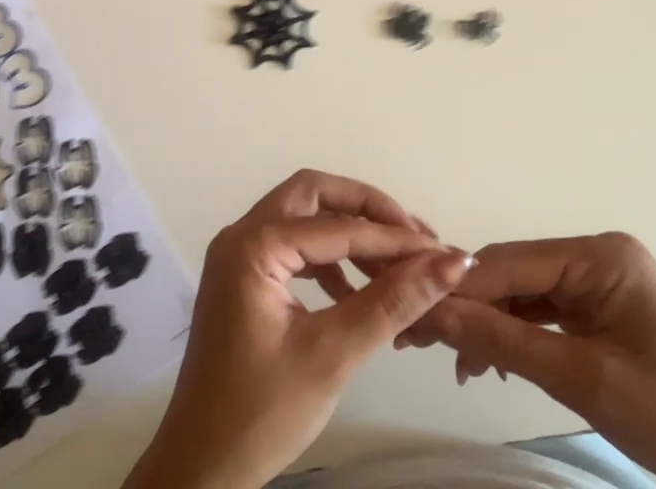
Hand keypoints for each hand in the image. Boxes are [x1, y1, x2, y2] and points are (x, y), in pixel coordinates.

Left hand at [124, 171, 471, 488]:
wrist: (204, 458)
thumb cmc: (264, 410)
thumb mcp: (334, 354)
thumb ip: (392, 301)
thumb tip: (452, 262)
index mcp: (253, 247)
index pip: (338, 226)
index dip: (396, 238)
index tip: (448, 254)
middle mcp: (239, 237)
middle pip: (312, 195)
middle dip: (368, 211)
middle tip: (417, 240)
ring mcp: (236, 257)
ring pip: (301, 219)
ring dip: (349, 233)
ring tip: (398, 268)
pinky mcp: (242, 280)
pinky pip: (291, 248)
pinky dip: (328, 259)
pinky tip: (357, 291)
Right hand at [414, 233, 655, 488]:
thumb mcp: (581, 379)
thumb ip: (499, 340)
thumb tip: (426, 311)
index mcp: (601, 257)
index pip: (505, 264)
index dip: (452, 289)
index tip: (404, 314)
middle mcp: (598, 257)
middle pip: (509, 276)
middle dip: (465, 309)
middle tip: (417, 342)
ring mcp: (602, 284)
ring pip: (520, 296)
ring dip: (486, 327)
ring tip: (454, 364)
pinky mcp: (604, 311)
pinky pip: (543, 314)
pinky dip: (513, 337)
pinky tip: (489, 362)